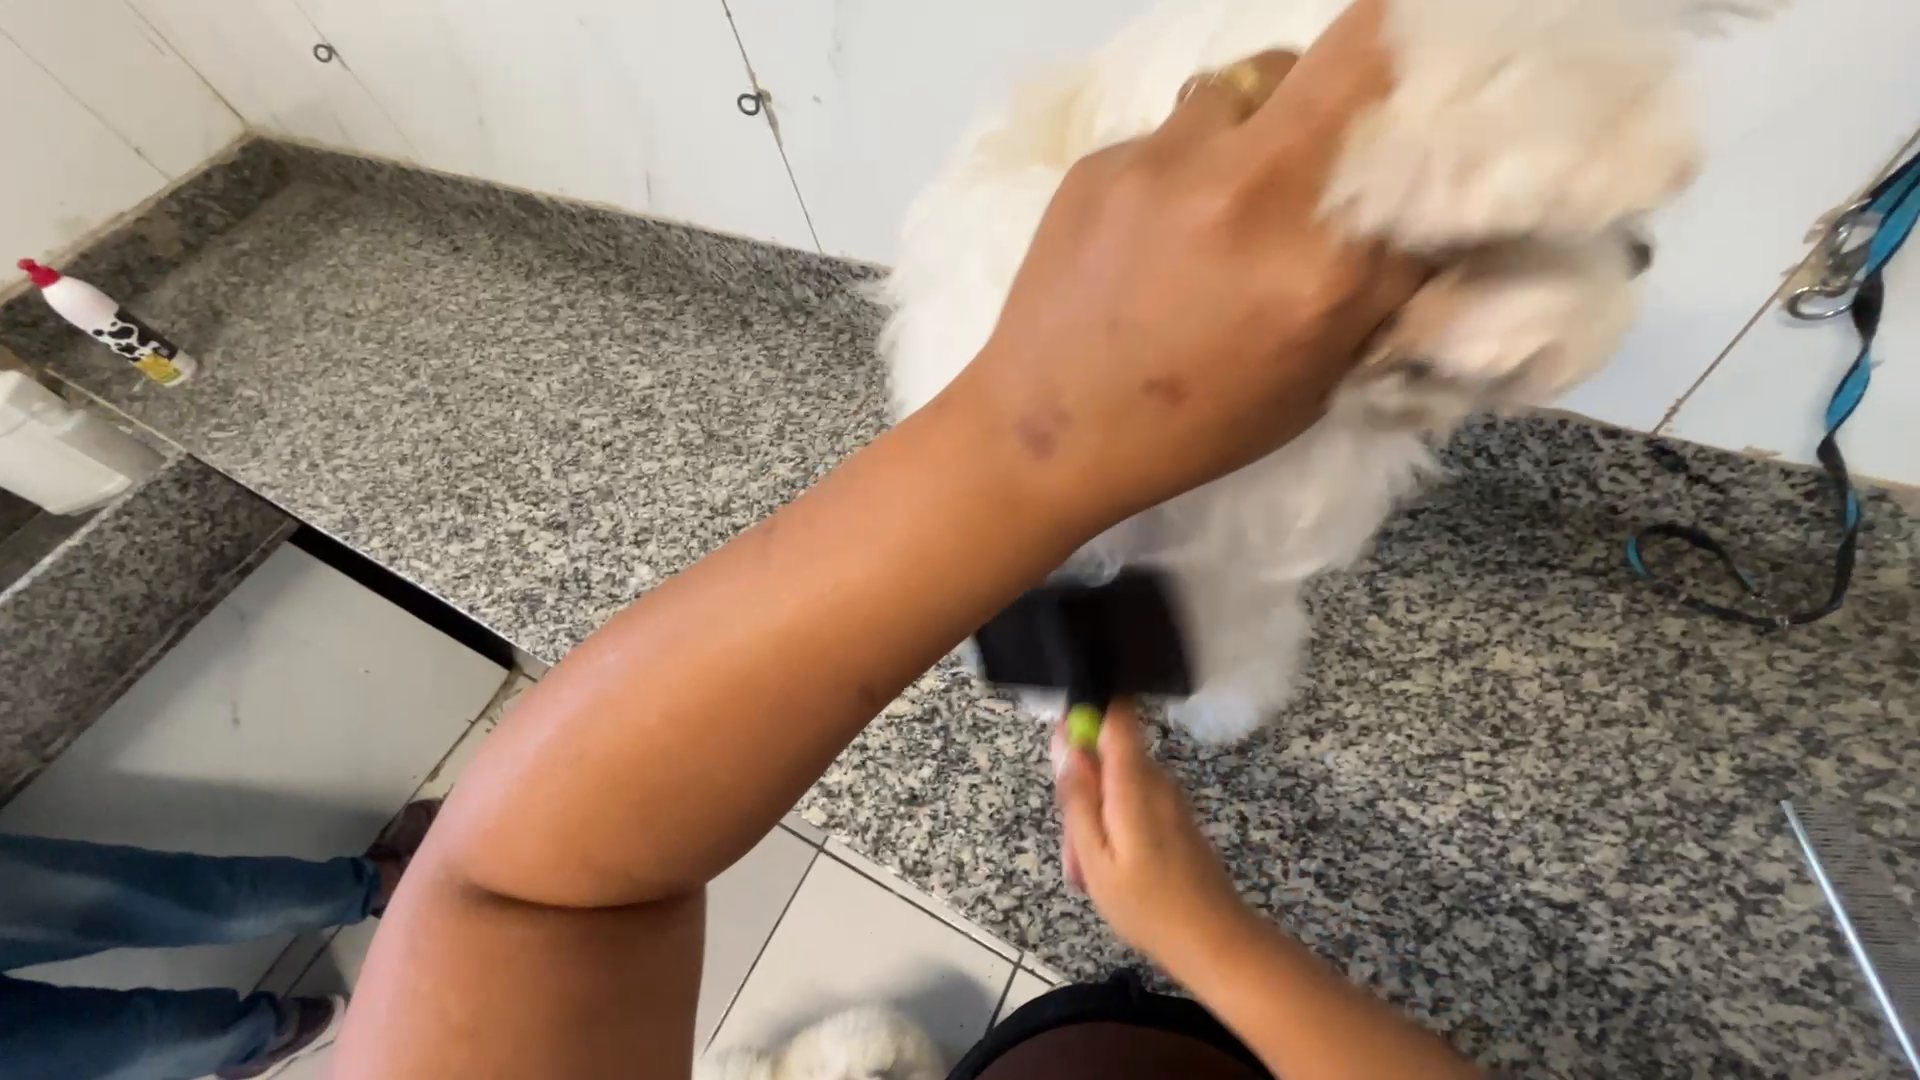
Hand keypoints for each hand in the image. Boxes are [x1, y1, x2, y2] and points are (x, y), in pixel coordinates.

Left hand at [946, 0, 1421, 531]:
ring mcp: (1166, 166)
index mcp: (1320, 272)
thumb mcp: (1304, 394)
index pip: (1434, 166)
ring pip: (1257, 78)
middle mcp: (1251, 192)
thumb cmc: (1181, 437)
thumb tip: (1418, 234)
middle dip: (1380, 73)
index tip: (1422, 173)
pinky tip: (1156, 224)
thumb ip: (1369, 303)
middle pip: (1364, 44)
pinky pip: (1174, 128)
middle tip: (1352, 130)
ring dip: (1268, 119)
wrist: (1043, 436)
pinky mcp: (1100, 162)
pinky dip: (1188, 163)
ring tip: (1234, 188)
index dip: (1437, 160)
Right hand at [1053, 702, 1254, 965]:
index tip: (1062, 749)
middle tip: (1073, 842)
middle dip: (1080, 786)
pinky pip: (1132, 803)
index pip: (1116, 714)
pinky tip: (1109, 871)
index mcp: (1133, 781)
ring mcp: (1167, 797)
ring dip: (1094, 815)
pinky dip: (1114, 828)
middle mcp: (1154, 778)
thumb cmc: (1147, 905)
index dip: (1085, 717)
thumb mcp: (1094, 857)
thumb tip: (1066, 748)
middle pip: (1107, 754)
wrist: (1215, 942)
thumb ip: (1078, 798)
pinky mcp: (1173, 817)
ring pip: (1115, 784)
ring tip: (1088, 868)